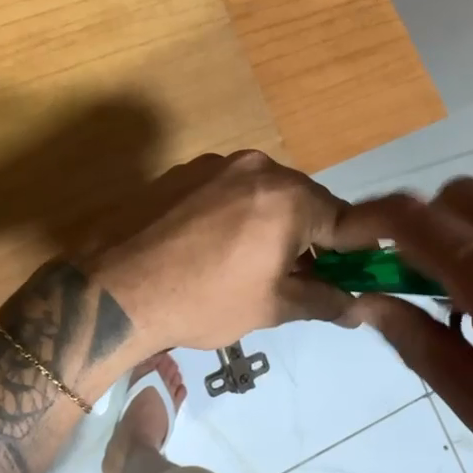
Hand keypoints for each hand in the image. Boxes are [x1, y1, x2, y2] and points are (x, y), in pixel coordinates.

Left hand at [76, 150, 357, 354]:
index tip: (352, 277)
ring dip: (269, 224)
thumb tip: (357, 305)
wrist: (115, 287)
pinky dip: (233, 214)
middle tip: (295, 279)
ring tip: (249, 266)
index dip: (354, 253)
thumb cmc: (202, 300)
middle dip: (307, 237)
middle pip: (302, 201)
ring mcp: (214, 165)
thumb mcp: (271, 307)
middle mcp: (256, 167)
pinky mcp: (181, 172)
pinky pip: (226, 190)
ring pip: (262, 193)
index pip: (345, 220)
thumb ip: (323, 299)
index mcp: (288, 196)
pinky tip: (213, 248)